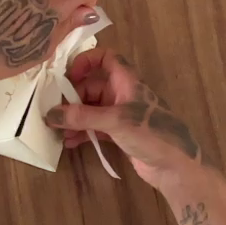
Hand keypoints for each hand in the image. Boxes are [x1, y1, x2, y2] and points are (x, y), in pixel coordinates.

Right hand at [45, 50, 206, 189]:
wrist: (175, 166)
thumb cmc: (151, 133)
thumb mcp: (115, 121)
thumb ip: (82, 116)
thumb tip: (51, 114)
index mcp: (126, 81)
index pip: (106, 58)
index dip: (86, 61)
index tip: (68, 76)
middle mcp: (122, 94)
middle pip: (91, 87)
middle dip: (72, 99)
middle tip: (53, 112)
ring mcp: (120, 115)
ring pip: (90, 109)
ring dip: (74, 118)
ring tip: (56, 130)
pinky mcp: (119, 134)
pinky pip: (94, 127)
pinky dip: (82, 132)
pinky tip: (68, 142)